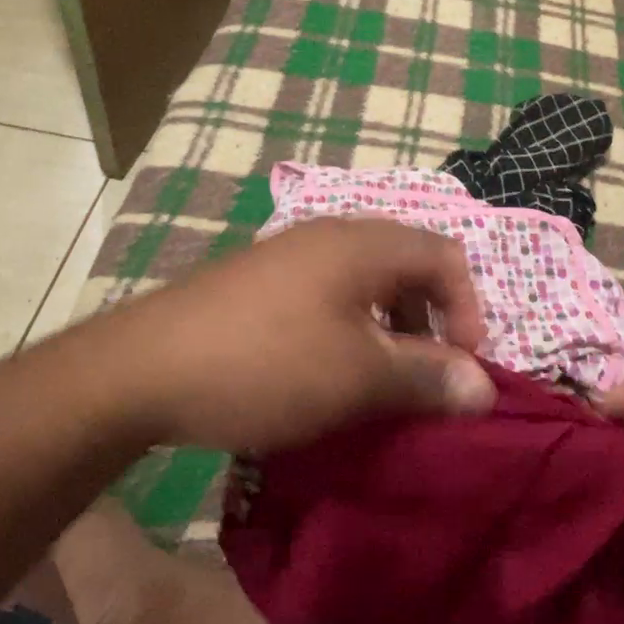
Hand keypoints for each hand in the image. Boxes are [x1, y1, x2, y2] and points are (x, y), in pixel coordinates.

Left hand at [56, 217, 496, 452]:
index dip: (469, 310)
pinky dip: (348, 330)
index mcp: (364, 244)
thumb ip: (429, 377)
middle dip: (429, 321)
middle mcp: (330, 236)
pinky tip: (326, 375)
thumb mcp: (359, 377)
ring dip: (388, 329)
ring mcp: (288, 255)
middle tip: (423, 376)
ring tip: (378, 382)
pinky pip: (328, 296)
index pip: (446, 256)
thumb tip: (486, 388)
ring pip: (366, 283)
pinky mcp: (258, 283)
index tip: (461, 368)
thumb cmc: (265, 366)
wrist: (137, 372)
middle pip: (408, 265)